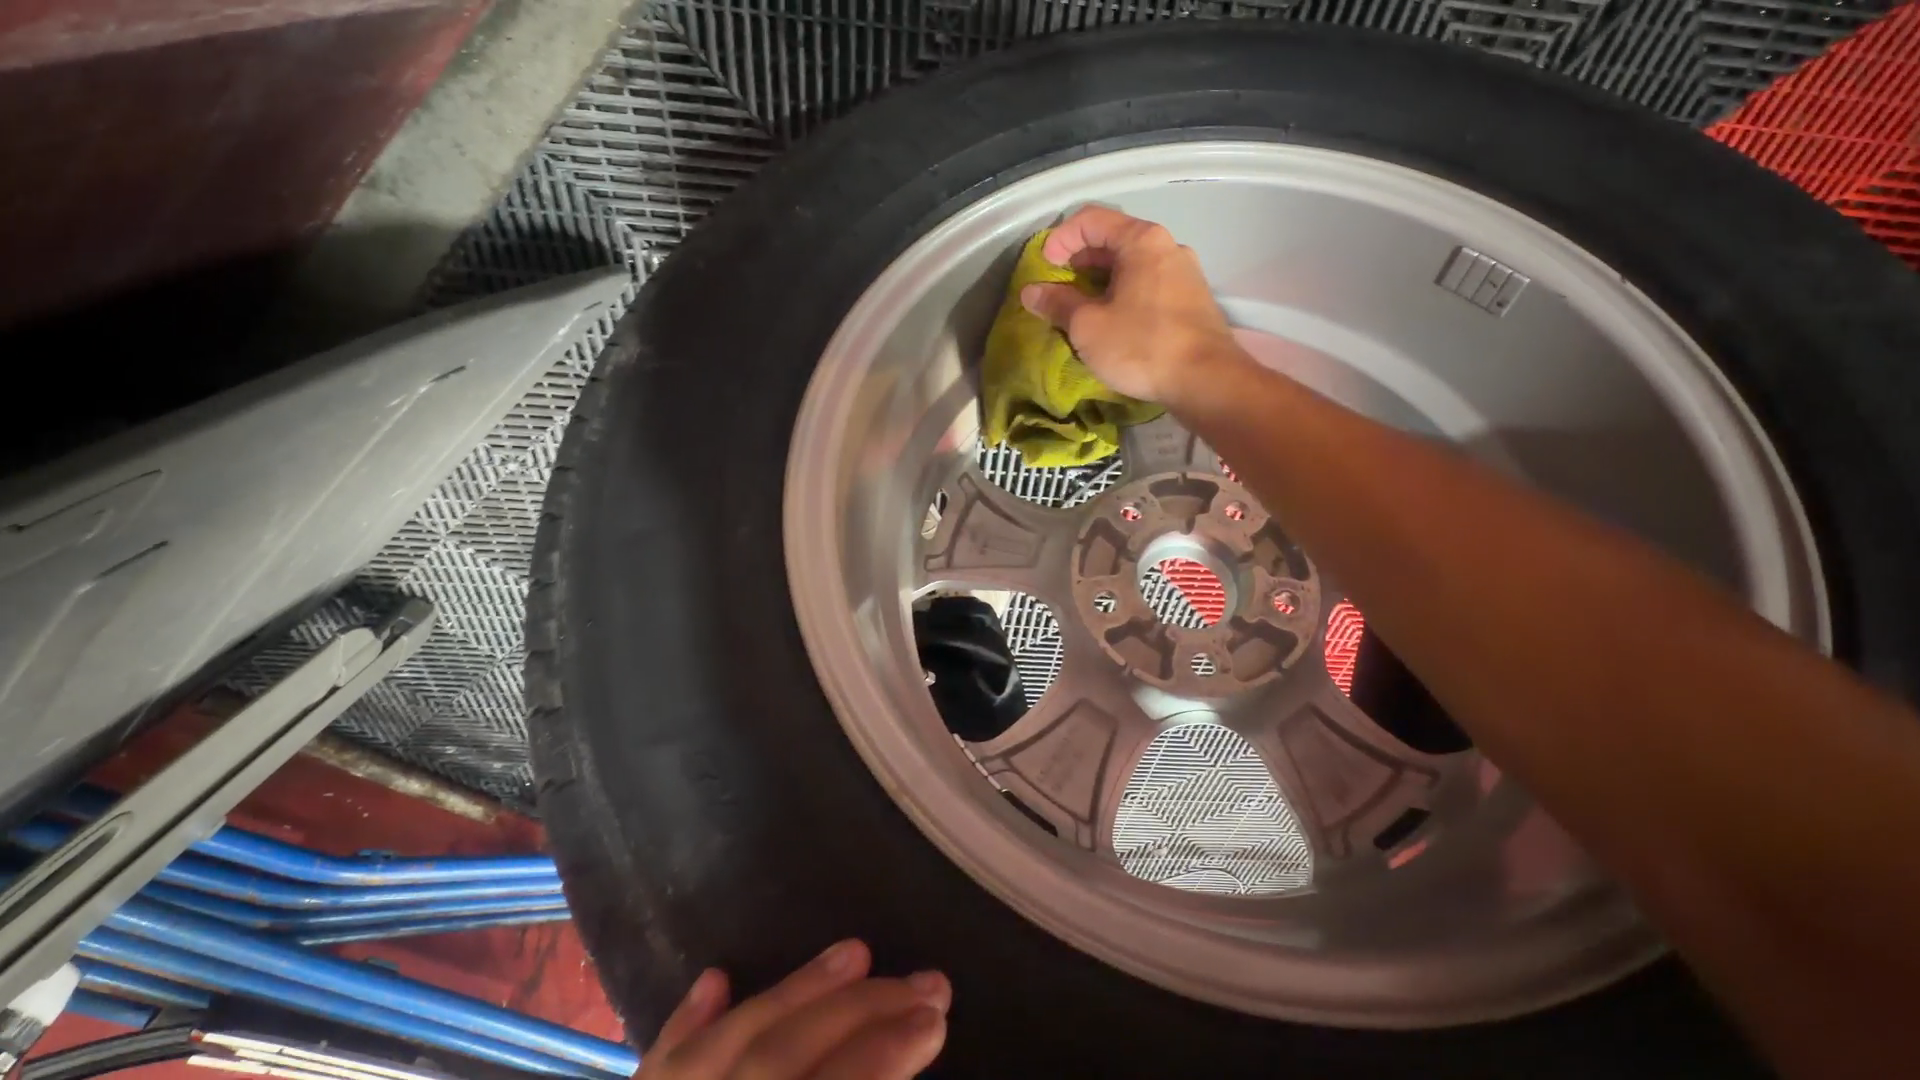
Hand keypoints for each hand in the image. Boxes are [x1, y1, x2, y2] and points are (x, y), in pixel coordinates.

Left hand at [636, 940, 949, 1079]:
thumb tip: (888, 1060)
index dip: (886, 1051)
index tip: (935, 1015)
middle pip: (782, 1056)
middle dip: (861, 1011)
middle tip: (927, 981)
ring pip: (727, 1043)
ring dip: (795, 992)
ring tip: (856, 951)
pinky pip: (658, 1062)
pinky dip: (686, 1020)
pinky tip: (716, 976)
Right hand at [1019, 206, 1246, 406]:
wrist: (1207, 381)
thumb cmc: (1142, 346)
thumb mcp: (1088, 326)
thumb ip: (1057, 303)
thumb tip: (1031, 292)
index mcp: (1142, 241)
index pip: (1091, 219)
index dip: (1060, 239)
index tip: (1045, 267)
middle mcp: (1168, 247)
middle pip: (1113, 241)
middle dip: (1079, 262)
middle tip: (1057, 289)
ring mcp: (1184, 274)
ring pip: (1131, 267)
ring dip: (1101, 283)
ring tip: (1080, 310)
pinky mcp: (1192, 301)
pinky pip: (1148, 286)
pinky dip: (1123, 296)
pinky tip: (1112, 324)